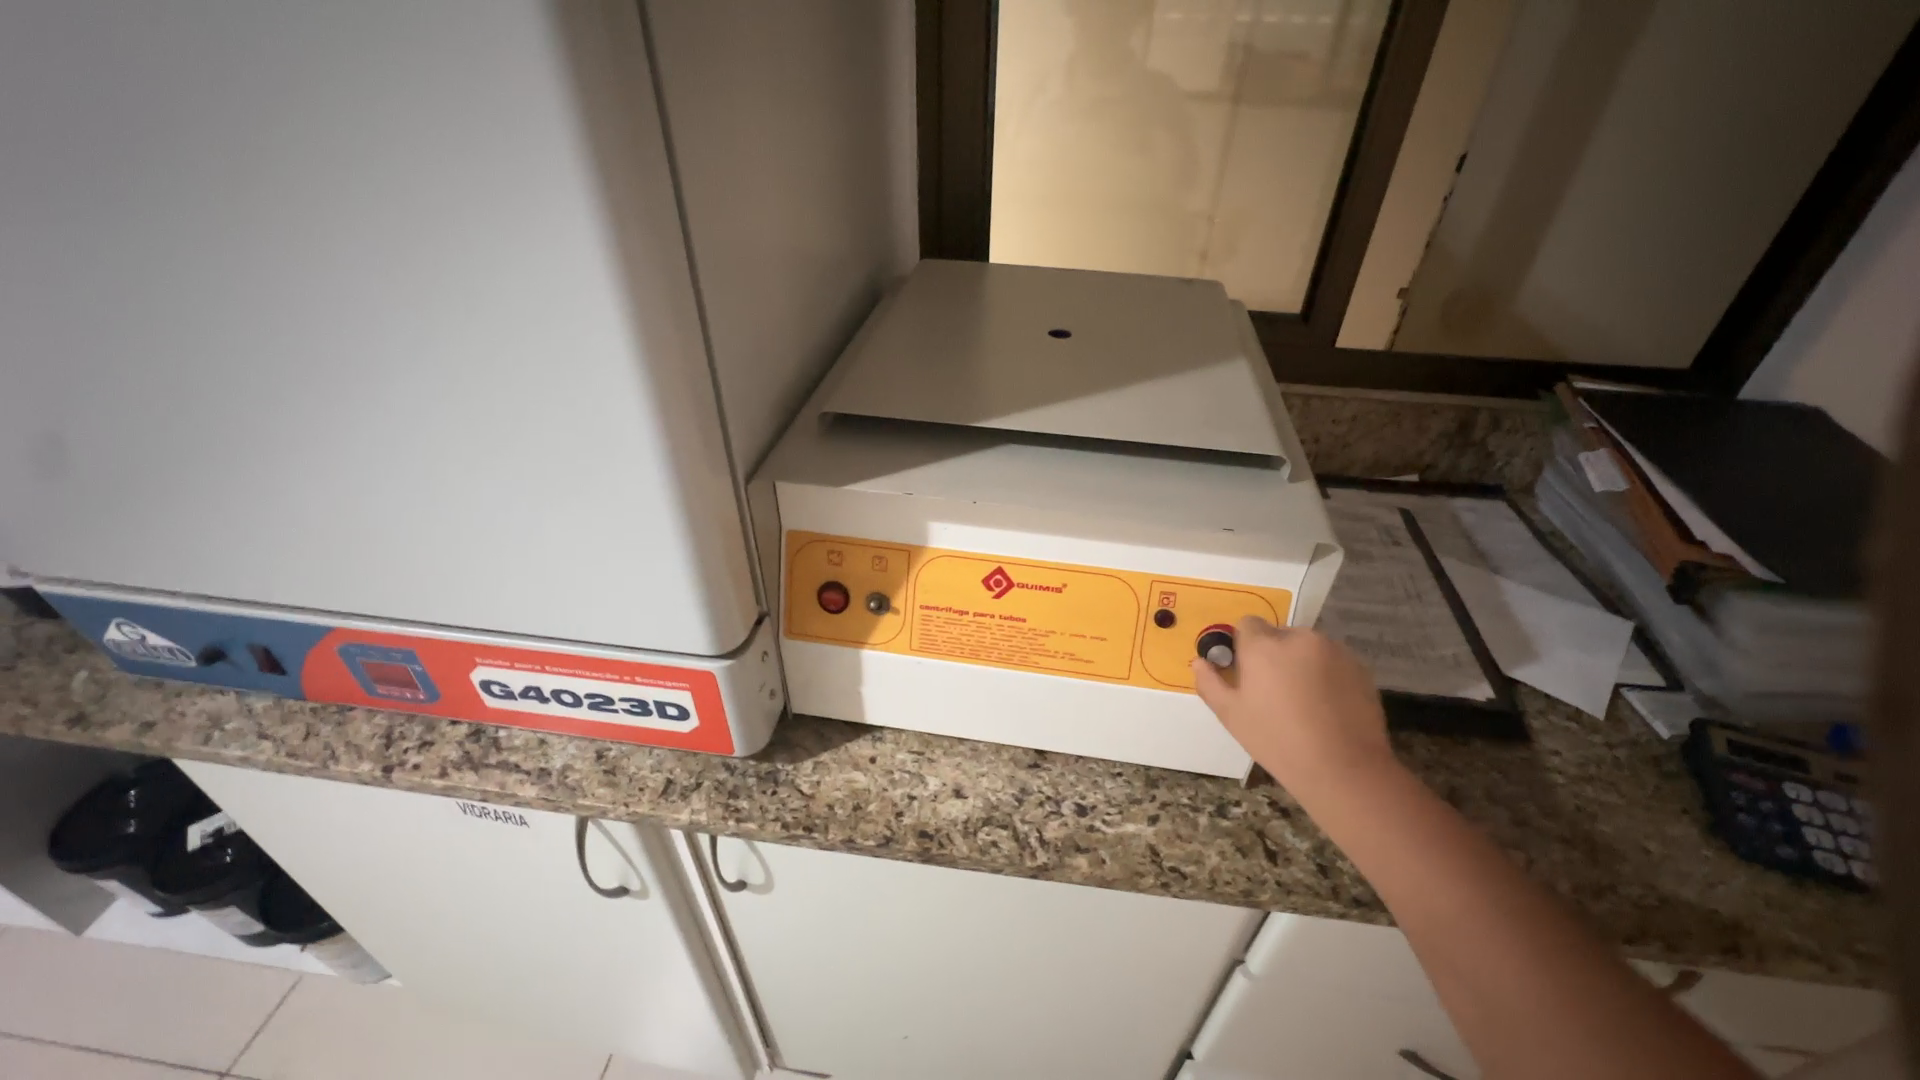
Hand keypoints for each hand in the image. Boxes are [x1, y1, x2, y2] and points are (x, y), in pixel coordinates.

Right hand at [1191, 617, 1393, 794]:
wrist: (1343, 767)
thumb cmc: (1277, 740)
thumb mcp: (1231, 715)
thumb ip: (1210, 682)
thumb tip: (1199, 662)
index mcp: (1264, 646)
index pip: (1247, 624)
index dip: (1244, 646)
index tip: (1247, 673)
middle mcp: (1299, 638)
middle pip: (1279, 635)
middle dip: (1274, 655)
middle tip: (1275, 692)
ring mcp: (1334, 650)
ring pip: (1307, 647)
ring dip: (1301, 663)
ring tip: (1304, 703)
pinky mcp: (1359, 666)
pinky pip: (1332, 661)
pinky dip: (1326, 675)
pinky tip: (1327, 707)